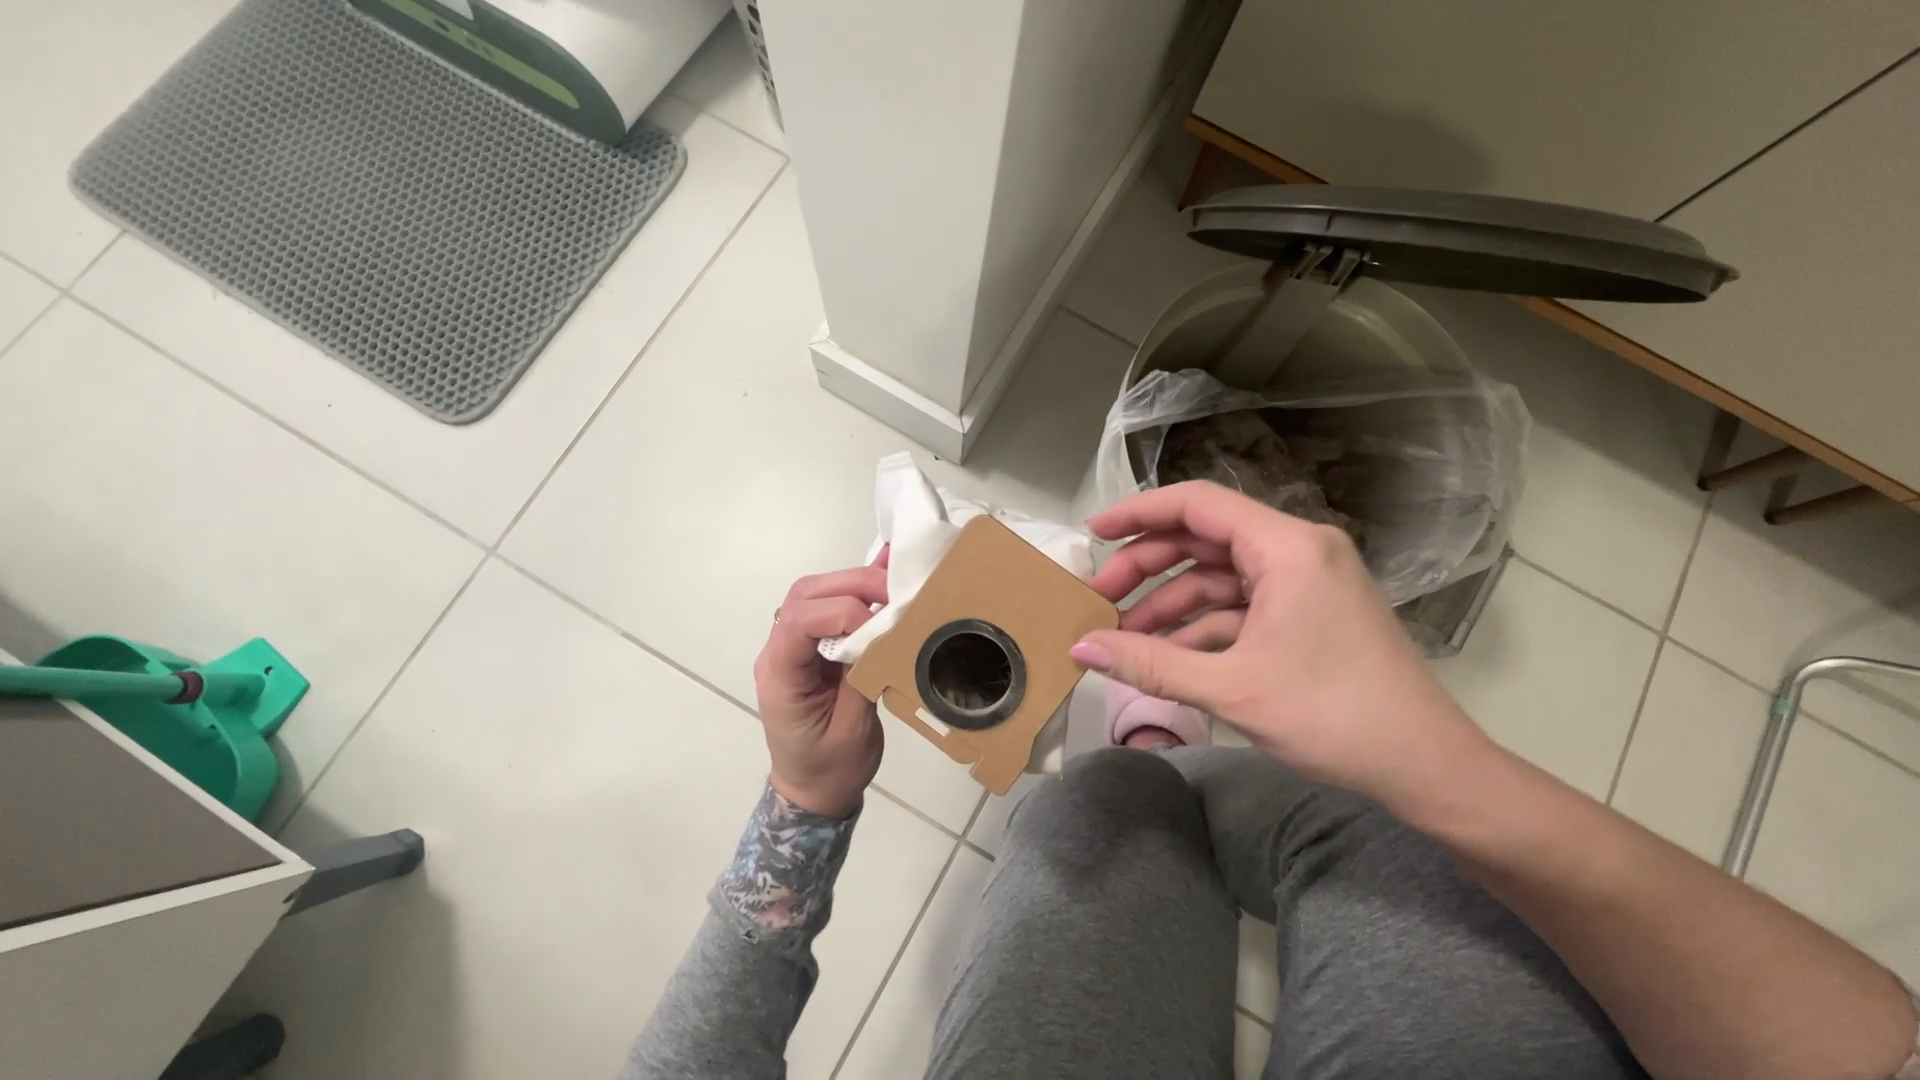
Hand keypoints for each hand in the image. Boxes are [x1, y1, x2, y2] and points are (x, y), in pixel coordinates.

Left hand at [753, 561, 888, 818]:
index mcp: (781, 677)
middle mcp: (778, 654)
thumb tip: (883, 631)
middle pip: (804, 597)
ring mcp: (793, 648)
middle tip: (895, 592)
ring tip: (892, 591)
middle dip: (852, 585)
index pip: (798, 623)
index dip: (841, 611)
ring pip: (814, 594)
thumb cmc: (830, 770)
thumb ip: (862, 676)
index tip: (880, 624)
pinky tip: (882, 582)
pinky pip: (826, 608)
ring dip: (853, 585)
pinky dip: (854, 593)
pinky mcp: (812, 648)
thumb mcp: (853, 731)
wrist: (813, 792)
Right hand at [1070, 481, 1491, 805]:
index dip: (1138, 514)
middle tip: (1098, 601)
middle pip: (1204, 540)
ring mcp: (1306, 582)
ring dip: (1170, 605)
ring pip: (1220, 577)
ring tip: (1123, 639)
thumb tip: (1079, 650)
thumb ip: (1148, 663)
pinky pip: (1242, 606)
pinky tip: (1167, 658)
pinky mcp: (1309, 613)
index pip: (1198, 504)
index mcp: (1286, 547)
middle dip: (1147, 568)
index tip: (1092, 536)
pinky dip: (1203, 627)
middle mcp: (1298, 550)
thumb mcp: (1230, 688)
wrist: (1423, 763)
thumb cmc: (1331, 715)